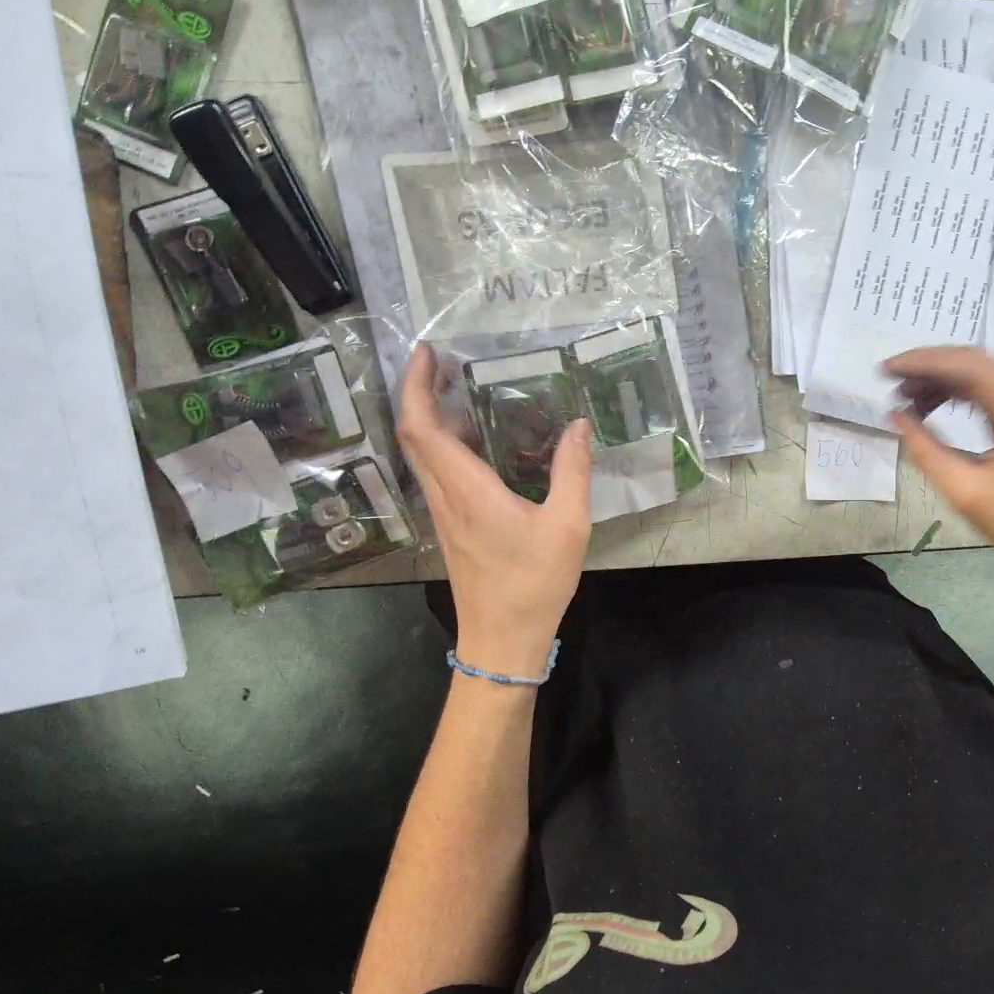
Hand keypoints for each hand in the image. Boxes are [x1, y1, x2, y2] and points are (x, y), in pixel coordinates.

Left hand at [399, 343, 592, 680]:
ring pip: (423, 456)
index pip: (422, 427)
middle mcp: (445, 497)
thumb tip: (579, 425)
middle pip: (415, 435)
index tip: (428, 353)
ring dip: (433, 419)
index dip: (417, 385)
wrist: (503, 639)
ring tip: (464, 394)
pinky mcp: (453, 529)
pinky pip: (438, 475)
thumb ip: (573, 471)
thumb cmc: (534, 583)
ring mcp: (444, 515)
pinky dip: (446, 447)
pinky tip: (479, 446)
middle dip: (422, 393)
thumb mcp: (568, 526)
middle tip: (447, 363)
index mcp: (466, 490)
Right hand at [886, 346, 993, 575]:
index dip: (924, 362)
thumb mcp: (964, 491)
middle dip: (928, 365)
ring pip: (979, 371)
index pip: (969, 367)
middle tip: (890, 380)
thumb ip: (927, 451)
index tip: (888, 370)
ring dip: (940, 378)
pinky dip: (956, 390)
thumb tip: (896, 415)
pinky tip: (930, 404)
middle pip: (974, 361)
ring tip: (905, 397)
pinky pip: (988, 387)